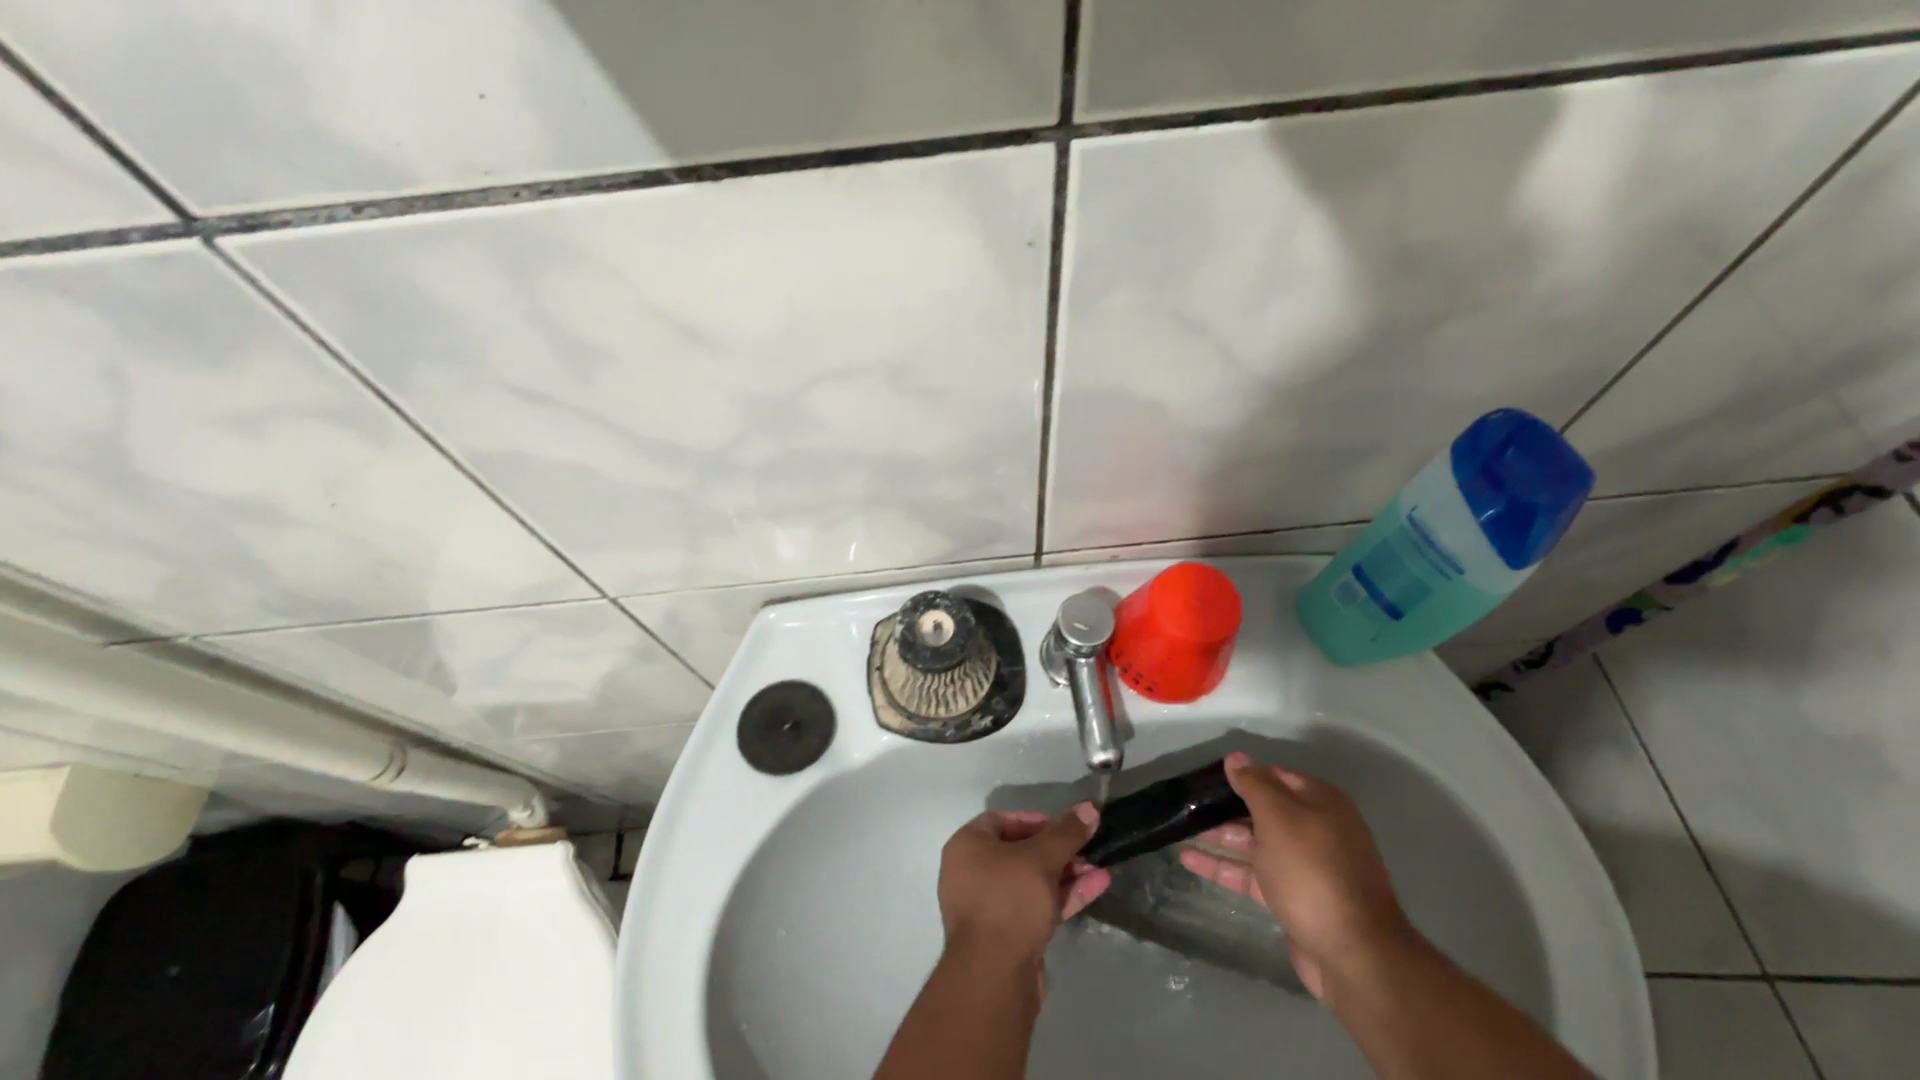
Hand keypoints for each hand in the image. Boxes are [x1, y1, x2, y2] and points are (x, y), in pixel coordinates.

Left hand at [937, 804, 1110, 964]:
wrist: (993, 974)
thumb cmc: (1009, 900)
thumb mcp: (1041, 859)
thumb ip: (1066, 833)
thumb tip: (1089, 807)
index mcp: (967, 847)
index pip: (1000, 820)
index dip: (1034, 820)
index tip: (1063, 827)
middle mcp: (972, 873)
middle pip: (1020, 852)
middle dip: (1058, 851)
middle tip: (1087, 849)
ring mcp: (989, 906)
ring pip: (1032, 881)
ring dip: (1066, 874)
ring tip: (1101, 867)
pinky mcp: (1008, 934)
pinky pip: (1036, 905)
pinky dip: (1063, 896)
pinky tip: (1097, 886)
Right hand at [1179, 752, 1412, 998]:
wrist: (1351, 951)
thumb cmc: (1312, 872)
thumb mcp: (1280, 819)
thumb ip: (1255, 785)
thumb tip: (1236, 757)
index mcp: (1320, 802)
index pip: (1274, 776)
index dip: (1241, 774)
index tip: (1204, 777)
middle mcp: (1315, 829)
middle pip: (1263, 810)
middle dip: (1225, 807)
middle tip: (1185, 804)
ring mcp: (1303, 865)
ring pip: (1254, 843)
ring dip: (1219, 836)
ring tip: (1179, 829)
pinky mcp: (1291, 896)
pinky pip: (1252, 873)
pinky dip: (1223, 866)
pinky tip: (1189, 861)